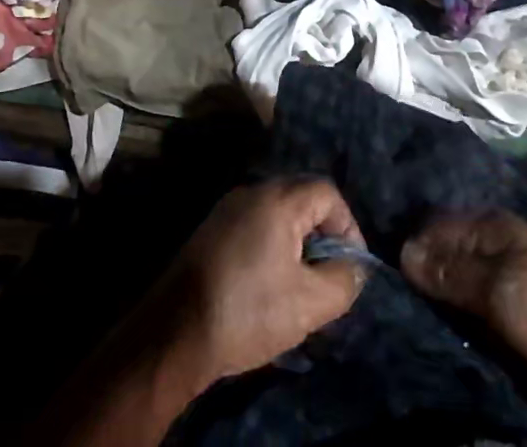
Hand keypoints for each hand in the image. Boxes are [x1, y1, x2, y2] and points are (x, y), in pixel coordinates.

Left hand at [168, 179, 366, 383]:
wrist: (173, 335)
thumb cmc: (247, 312)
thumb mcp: (310, 304)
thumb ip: (345, 280)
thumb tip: (353, 268)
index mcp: (277, 199)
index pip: (328, 194)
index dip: (347, 227)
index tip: (349, 266)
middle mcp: (251, 192)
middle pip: (303, 198)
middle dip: (323, 234)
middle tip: (327, 274)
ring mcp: (227, 209)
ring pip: (278, 213)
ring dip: (297, 243)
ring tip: (300, 283)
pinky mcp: (211, 231)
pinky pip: (255, 225)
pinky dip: (272, 246)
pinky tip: (269, 284)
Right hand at [403, 213, 526, 446]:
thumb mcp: (505, 293)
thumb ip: (453, 272)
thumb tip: (402, 250)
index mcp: (495, 227)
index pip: (434, 225)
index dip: (408, 244)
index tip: (378, 269)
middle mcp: (493, 249)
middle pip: (440, 254)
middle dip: (415, 272)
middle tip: (381, 295)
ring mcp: (499, 285)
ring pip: (449, 285)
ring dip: (428, 300)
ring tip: (394, 313)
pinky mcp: (503, 318)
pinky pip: (463, 312)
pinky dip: (445, 319)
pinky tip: (423, 328)